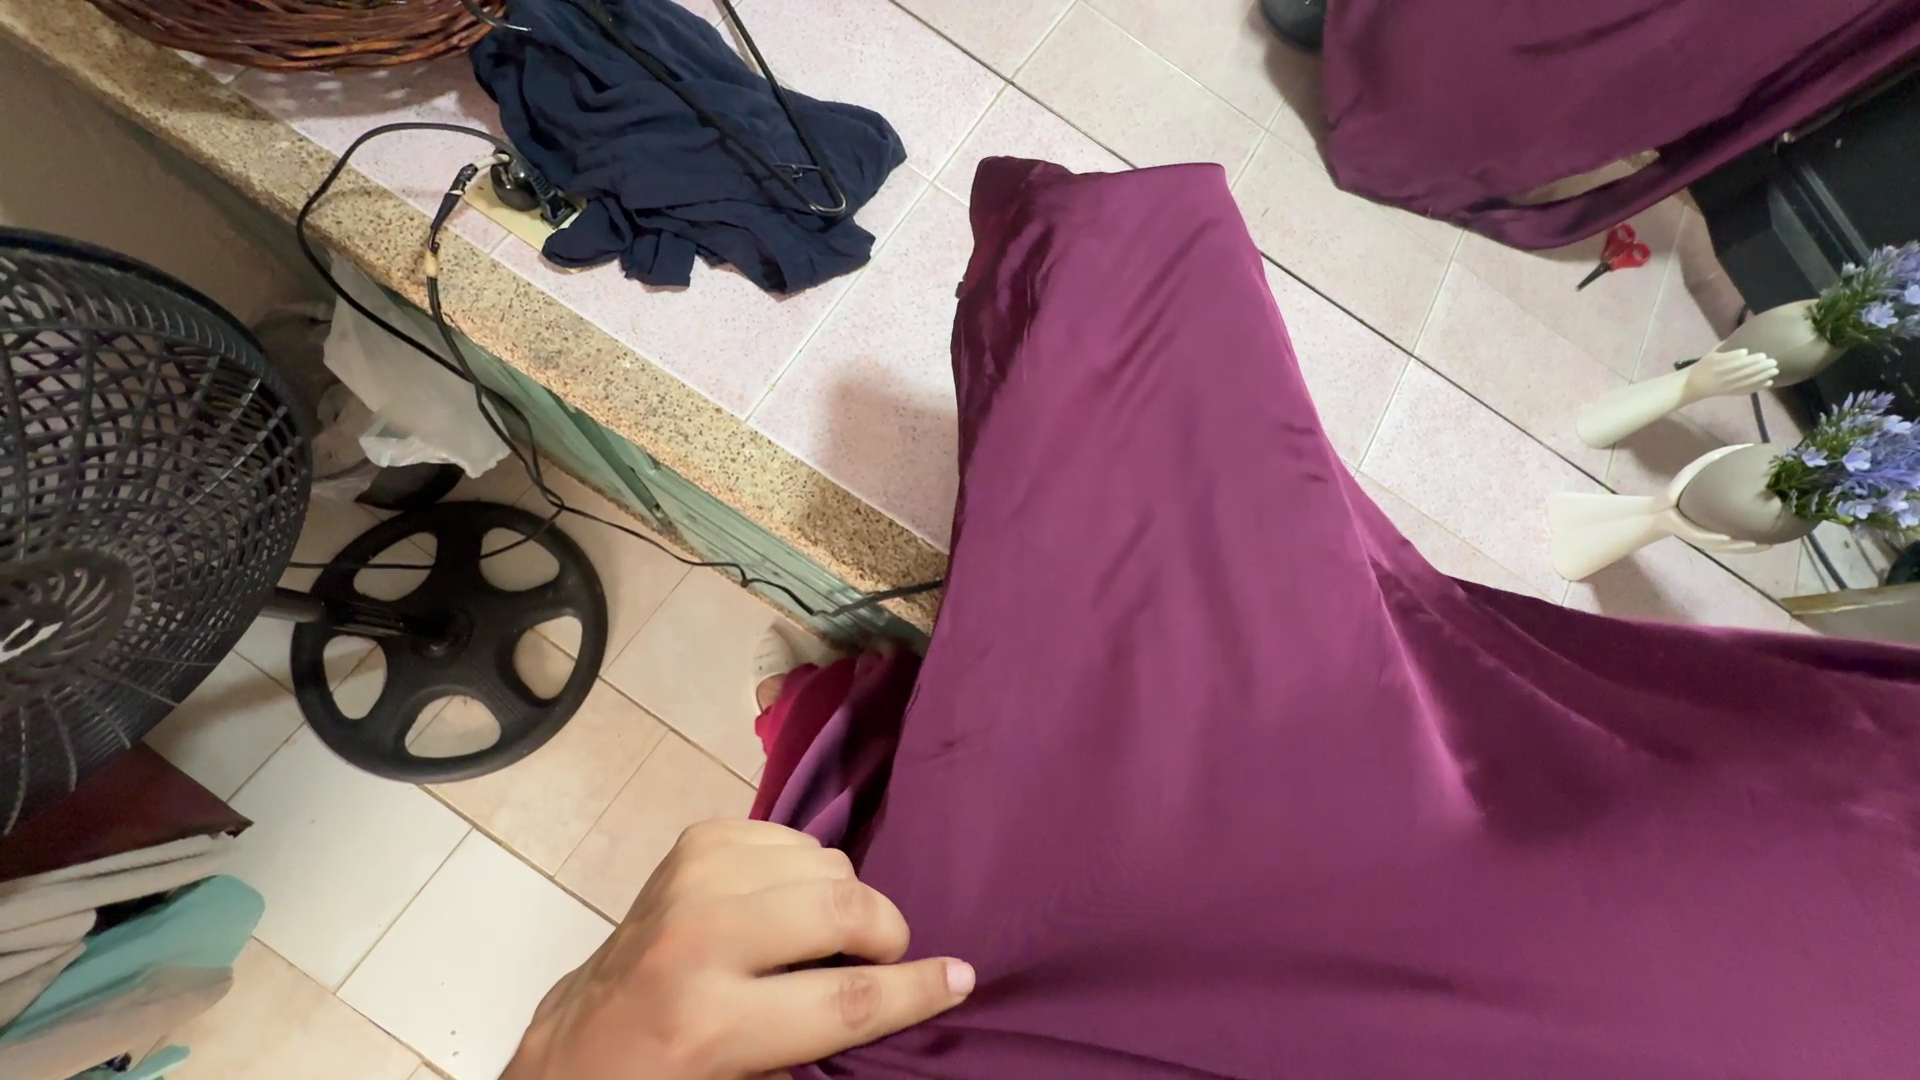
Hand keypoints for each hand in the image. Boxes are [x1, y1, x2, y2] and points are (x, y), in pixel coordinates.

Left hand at [502, 820, 972, 1079]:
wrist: (571, 1049)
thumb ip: (817, 1043)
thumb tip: (910, 990)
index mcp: (708, 1026)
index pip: (844, 1001)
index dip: (915, 989)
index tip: (960, 976)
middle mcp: (699, 938)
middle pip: (838, 908)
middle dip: (886, 931)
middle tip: (887, 953)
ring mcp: (692, 877)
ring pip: (822, 860)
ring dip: (842, 897)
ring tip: (824, 932)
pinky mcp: (693, 843)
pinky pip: (789, 837)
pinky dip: (805, 868)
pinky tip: (786, 899)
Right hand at [1683, 348, 1777, 399]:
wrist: (1691, 385)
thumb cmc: (1703, 367)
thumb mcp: (1711, 355)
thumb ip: (1726, 348)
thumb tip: (1744, 336)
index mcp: (1716, 363)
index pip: (1736, 360)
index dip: (1751, 358)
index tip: (1762, 355)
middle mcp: (1722, 375)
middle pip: (1746, 370)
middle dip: (1762, 366)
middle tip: (1772, 361)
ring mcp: (1727, 385)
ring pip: (1749, 380)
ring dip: (1764, 375)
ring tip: (1774, 370)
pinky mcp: (1730, 392)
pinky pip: (1747, 389)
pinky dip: (1759, 386)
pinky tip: (1768, 382)